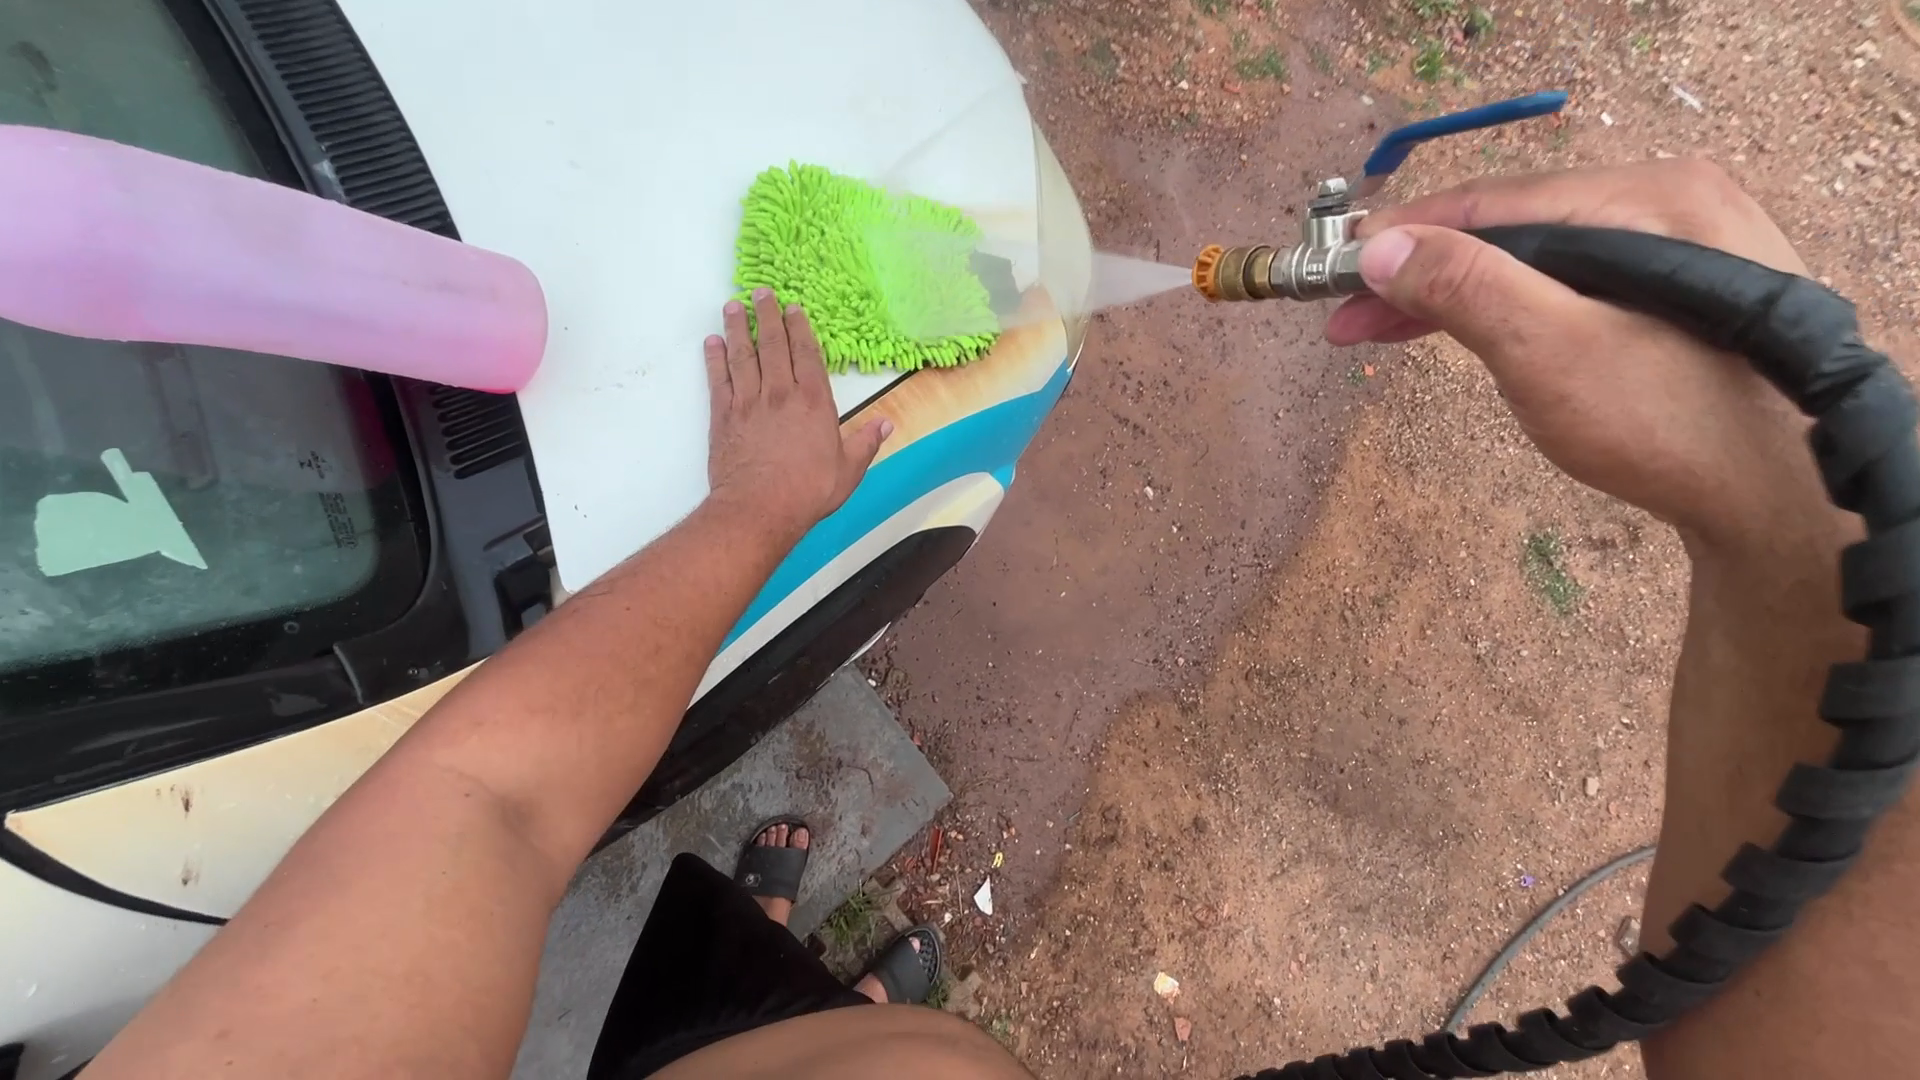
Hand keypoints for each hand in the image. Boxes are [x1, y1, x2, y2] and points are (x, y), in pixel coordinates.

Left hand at [704, 289, 891, 545]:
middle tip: (760, 293)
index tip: (793, 308)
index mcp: (814, 402)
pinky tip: (712, 343)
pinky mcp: (723, 417)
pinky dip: (714, 359)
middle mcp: (780, 394)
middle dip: (766, 316)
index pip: (806, 355)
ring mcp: (748, 403)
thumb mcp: (849, 470)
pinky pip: (718, 380)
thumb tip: (886, 424)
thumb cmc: (808, 491)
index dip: (800, 329)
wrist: (760, 508)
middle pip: (772, 345)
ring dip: (737, 328)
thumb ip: (866, 443)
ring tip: (733, 306)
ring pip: (742, 355)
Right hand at [1324, 160, 1846, 558]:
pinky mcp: (1655, 298)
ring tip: (1371, 330)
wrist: (1778, 497)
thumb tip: (1379, 247)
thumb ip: (1467, 287)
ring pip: (1518, 262)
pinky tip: (1444, 330)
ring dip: (1438, 294)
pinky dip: (1483, 310)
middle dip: (1411, 272)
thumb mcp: (1549, 349)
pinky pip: (1545, 288)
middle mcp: (1656, 207)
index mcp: (1642, 199)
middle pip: (1500, 230)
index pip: (1488, 201)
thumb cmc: (1663, 419)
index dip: (1399, 233)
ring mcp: (1662, 252)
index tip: (1332, 266)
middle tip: (1339, 315)